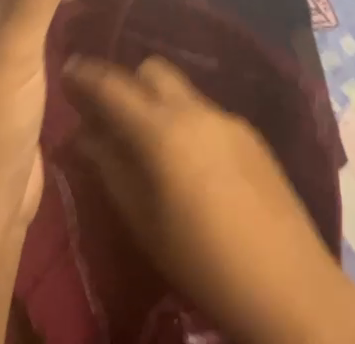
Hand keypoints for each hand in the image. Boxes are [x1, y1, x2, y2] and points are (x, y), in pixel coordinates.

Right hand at [63, 56, 354, 343]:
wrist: (289, 285)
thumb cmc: (200, 259)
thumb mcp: (142, 219)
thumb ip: (110, 166)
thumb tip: (84, 133)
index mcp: (162, 129)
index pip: (112, 84)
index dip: (84, 74)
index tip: (65, 71)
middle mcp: (196, 110)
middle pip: (151, 69)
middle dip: (125, 81)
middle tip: (108, 113)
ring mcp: (229, 120)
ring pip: (182, 91)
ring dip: (156, 102)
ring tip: (147, 143)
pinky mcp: (253, 137)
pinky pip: (207, 114)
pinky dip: (186, 123)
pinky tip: (189, 163)